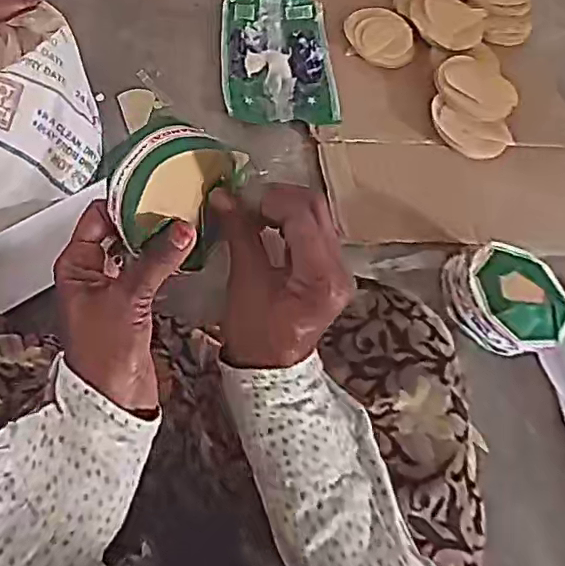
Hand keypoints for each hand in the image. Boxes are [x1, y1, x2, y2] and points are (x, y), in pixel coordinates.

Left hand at [54, 201, 193, 413]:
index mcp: (75, 264)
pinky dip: (163, 257)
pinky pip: (148, 267)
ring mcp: (113, 285)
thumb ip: (156, 260)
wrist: (113, 402)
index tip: (151, 188)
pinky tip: (183, 248)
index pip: (97, 217)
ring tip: (182, 219)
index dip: (122, 200)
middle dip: (144, 217)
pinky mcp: (133, 300)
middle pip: (118, 230)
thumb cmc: (104, 353)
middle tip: (173, 200)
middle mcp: (92, 270)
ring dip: (156, 237)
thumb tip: (182, 228)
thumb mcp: (128, 298)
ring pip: (135, 248)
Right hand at [212, 185, 353, 369]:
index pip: (301, 216)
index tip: (240, 199)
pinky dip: (290, 218)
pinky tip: (267, 222)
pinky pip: (315, 227)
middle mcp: (340, 268)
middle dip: (278, 197)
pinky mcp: (333, 267)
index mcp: (322, 277)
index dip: (269, 200)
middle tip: (247, 201)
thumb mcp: (245, 280)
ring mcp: (341, 267)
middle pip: (315, 208)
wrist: (270, 370)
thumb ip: (240, 232)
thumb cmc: (254, 334)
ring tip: (254, 211)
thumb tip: (224, 195)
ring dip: (284, 205)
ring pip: (317, 213)